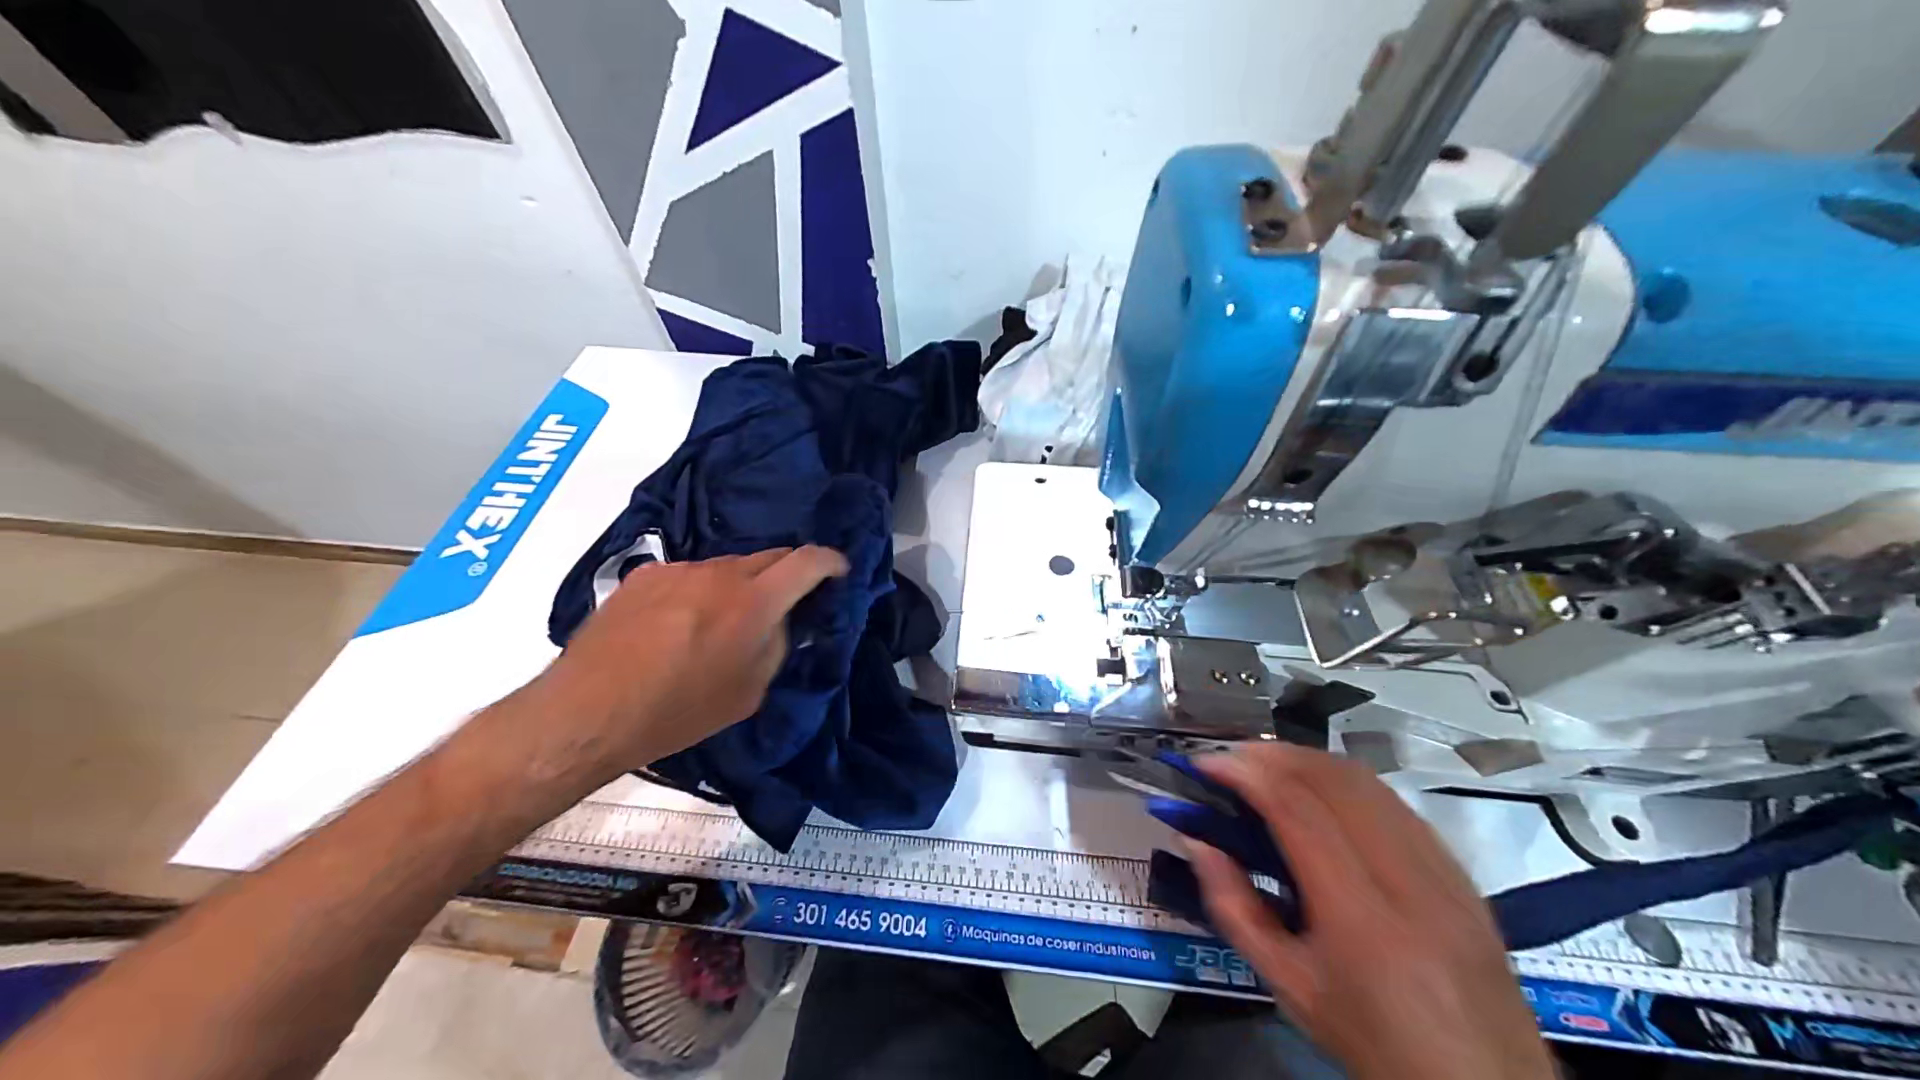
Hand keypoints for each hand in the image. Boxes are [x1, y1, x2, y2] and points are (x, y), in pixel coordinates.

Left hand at [510, 547, 848, 785]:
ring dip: (741, 585)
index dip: (831, 562)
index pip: (808, 561)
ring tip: (724, 622)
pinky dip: (702, 591)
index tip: (840, 571)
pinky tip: (680, 625)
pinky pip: (690, 575)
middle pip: (770, 556)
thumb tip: (783, 621)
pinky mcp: (645, 575)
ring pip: (728, 566)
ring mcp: (679, 569)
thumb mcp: (748, 692)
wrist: (588, 711)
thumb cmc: (678, 711)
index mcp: (754, 602)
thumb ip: (776, 646)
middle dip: (787, 574)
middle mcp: (720, 573)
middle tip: (785, 605)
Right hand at [1188, 744, 1554, 1079]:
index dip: (1246, 774)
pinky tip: (1321, 794)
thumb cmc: (1372, 1039)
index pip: (1298, 812)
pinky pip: (1397, 804)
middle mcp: (1410, 882)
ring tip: (1268, 766)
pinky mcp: (1462, 872)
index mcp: (1361, 919)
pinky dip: (1347, 783)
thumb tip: (1197, 842)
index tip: (1207, 762)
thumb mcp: (1288, 986)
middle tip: (1232, 758)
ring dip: (1309, 761)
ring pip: (1370, 783)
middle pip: (1335, 781)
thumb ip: (1235, 908)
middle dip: (1274, 755)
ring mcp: (1444, 872)